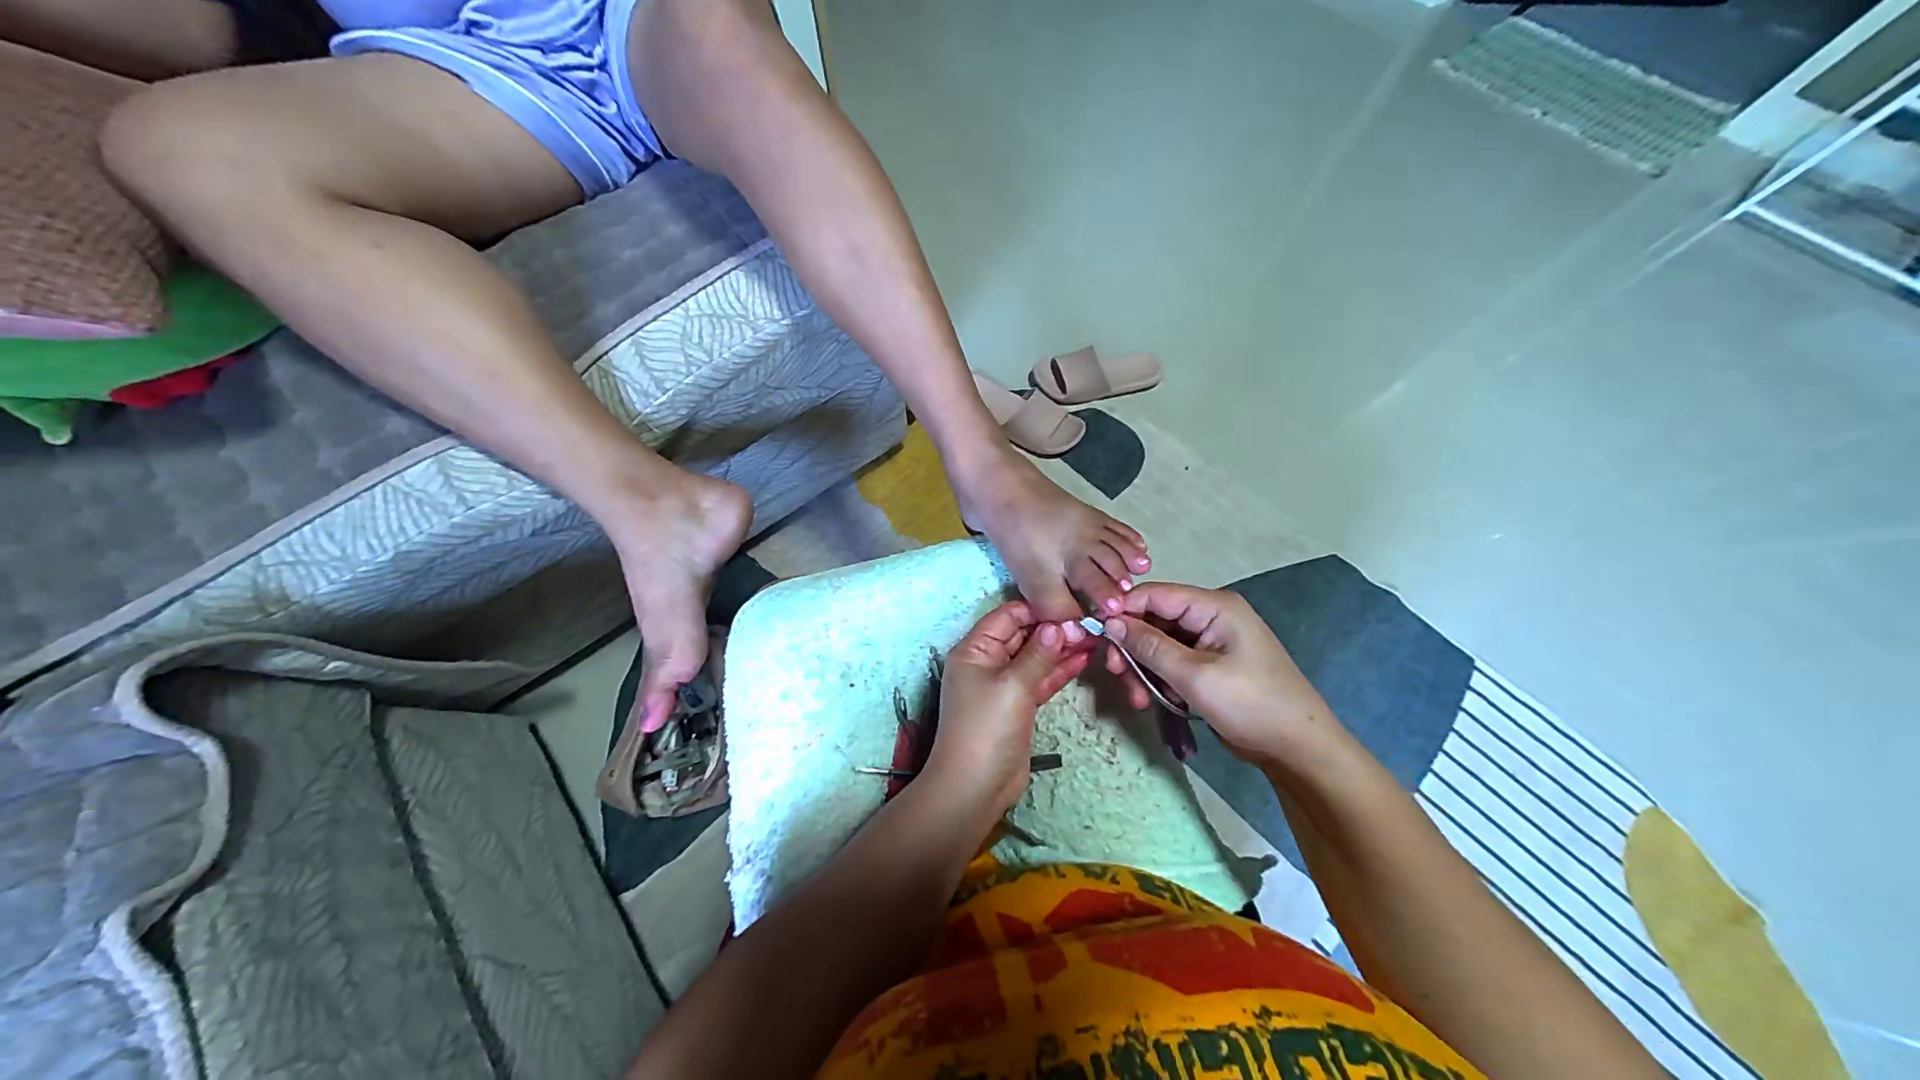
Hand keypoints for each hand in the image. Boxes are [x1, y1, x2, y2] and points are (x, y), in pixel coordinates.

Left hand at [926, 600, 1089, 818]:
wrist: (975, 786)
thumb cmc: (987, 728)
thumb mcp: (1013, 686)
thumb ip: (1038, 654)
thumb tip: (1060, 625)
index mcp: (975, 649)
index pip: (1008, 616)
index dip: (1038, 609)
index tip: (1072, 608)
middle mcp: (987, 662)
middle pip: (1022, 635)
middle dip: (1054, 629)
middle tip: (1092, 623)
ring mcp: (1003, 685)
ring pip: (1035, 658)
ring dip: (1061, 649)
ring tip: (1095, 637)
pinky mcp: (1018, 705)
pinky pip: (1040, 679)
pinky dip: (1059, 670)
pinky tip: (1083, 659)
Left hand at [952, 450, 1150, 619]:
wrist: (999, 482)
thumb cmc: (1013, 534)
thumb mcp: (1031, 577)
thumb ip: (1055, 606)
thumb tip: (1077, 630)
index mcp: (1077, 559)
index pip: (1098, 586)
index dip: (1107, 601)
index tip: (1116, 615)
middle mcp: (1088, 540)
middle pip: (1111, 564)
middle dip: (1121, 582)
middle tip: (1131, 597)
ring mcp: (1085, 521)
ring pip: (1115, 543)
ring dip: (1128, 558)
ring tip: (1141, 568)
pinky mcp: (1079, 508)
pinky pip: (1112, 525)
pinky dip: (1127, 536)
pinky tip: (1137, 544)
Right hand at [1099, 583, 1336, 765]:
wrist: (1298, 748)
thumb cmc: (1250, 704)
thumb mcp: (1194, 676)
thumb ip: (1149, 646)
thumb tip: (1110, 622)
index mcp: (1214, 606)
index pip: (1154, 594)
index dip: (1122, 610)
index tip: (1096, 636)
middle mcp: (1210, 616)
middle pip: (1153, 620)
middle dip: (1131, 647)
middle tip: (1117, 675)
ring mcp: (1210, 641)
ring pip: (1158, 644)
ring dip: (1142, 669)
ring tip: (1137, 699)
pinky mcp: (1209, 665)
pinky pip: (1171, 662)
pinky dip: (1158, 679)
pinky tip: (1152, 701)